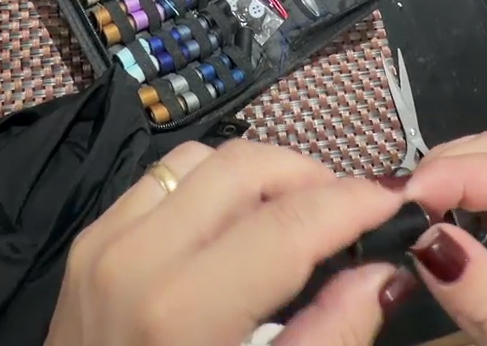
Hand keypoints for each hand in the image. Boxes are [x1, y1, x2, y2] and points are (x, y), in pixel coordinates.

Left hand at [46, 139, 412, 345]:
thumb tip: (385, 272)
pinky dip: (211, 181)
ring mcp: (104, 238)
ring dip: (259, 172)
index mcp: (181, 310)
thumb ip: (330, 335)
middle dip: (308, 174)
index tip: (396, 195)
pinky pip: (163, 176)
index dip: (350, 202)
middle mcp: (136, 255)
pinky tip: (235, 218)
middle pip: (241, 166)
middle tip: (348, 207)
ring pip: (201, 158)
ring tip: (296, 210)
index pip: (284, 224)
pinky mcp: (91, 236)